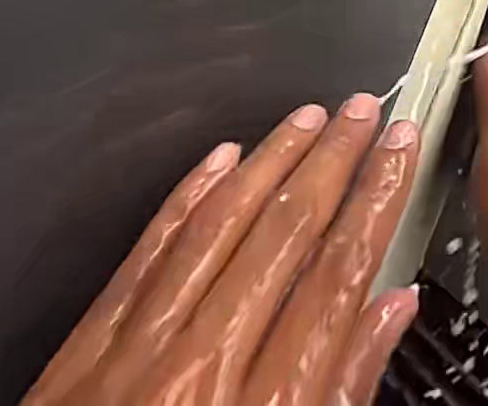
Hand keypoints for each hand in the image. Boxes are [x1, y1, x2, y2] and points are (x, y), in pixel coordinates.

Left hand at [24, 94, 420, 405]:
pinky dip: (189, 196)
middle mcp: (204, 370)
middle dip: (333, 159)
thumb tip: (392, 305)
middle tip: (360, 109)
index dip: (376, 196)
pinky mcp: (89, 348)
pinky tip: (222, 155)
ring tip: (308, 117)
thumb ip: (347, 390)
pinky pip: (148, 250)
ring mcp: (138, 352)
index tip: (398, 144)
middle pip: (284, 233)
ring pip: (220, 224)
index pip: (339, 274)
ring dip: (271, 159)